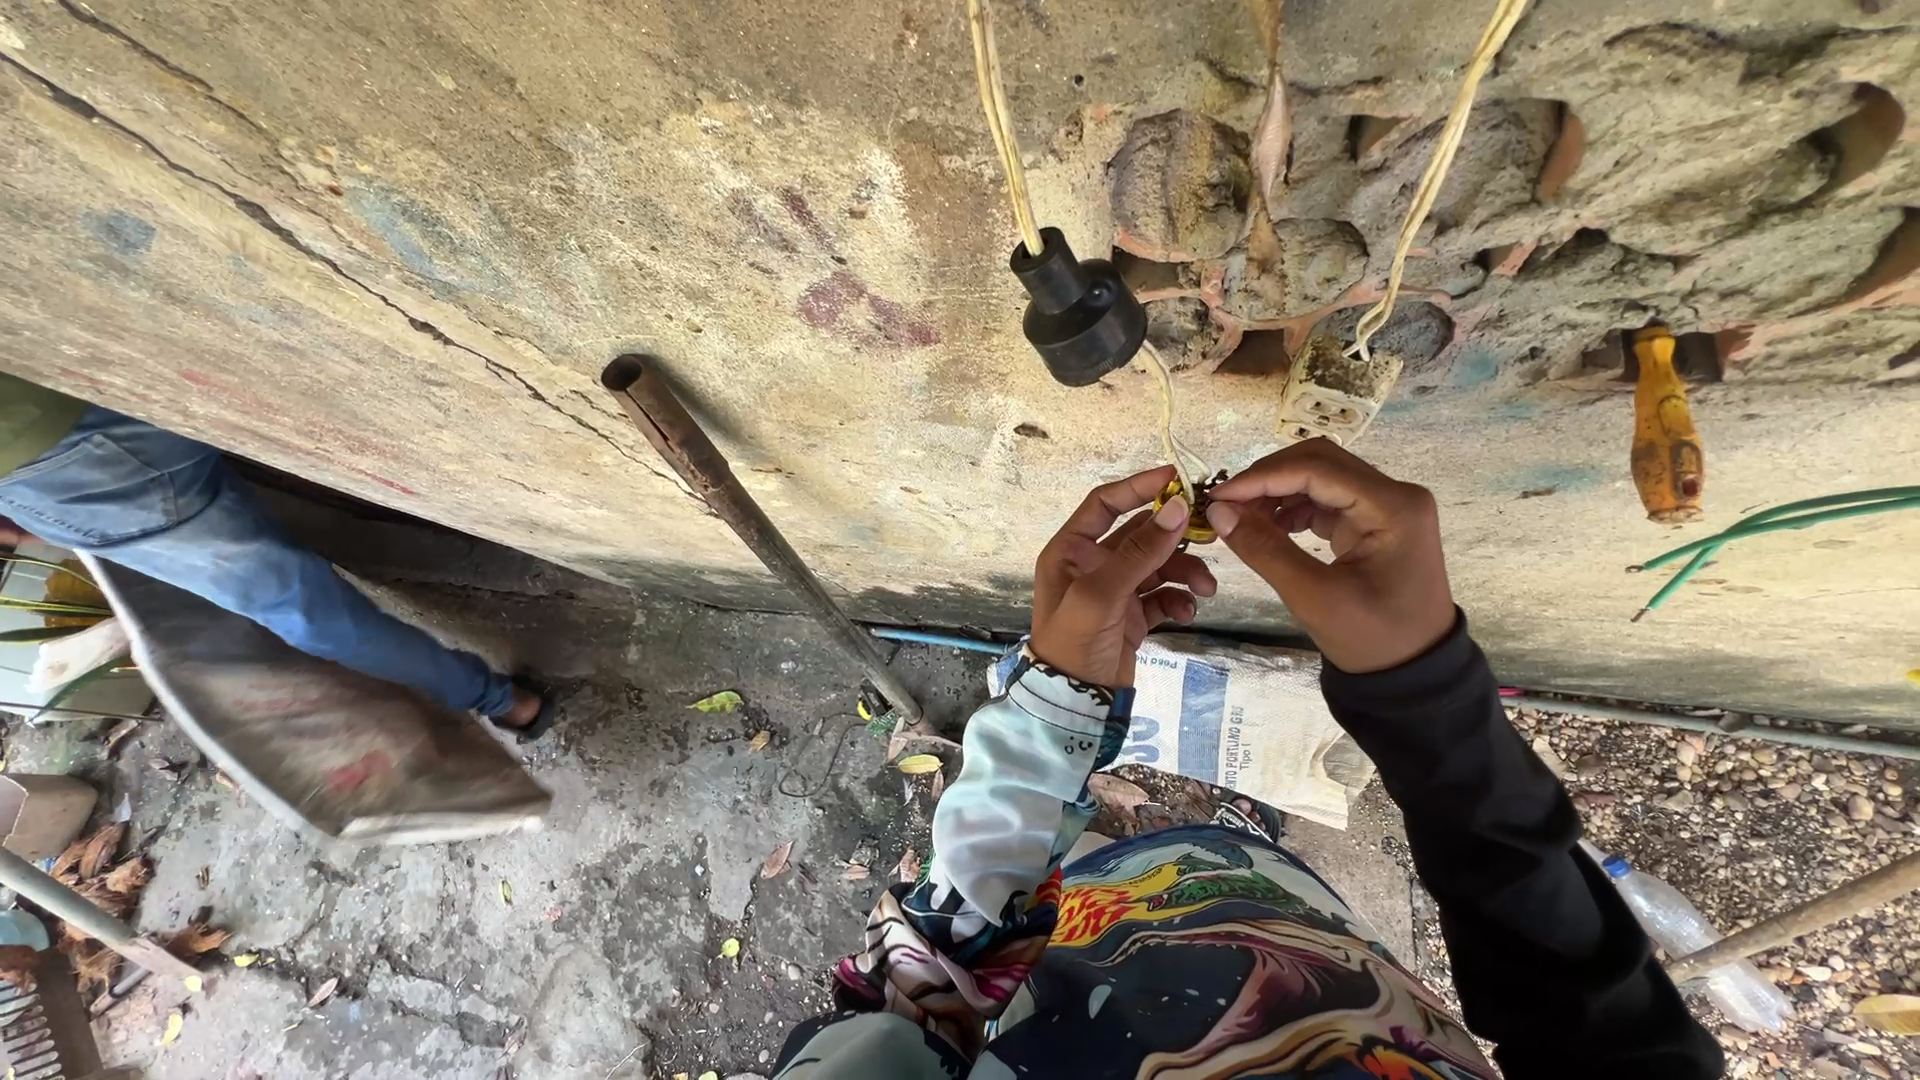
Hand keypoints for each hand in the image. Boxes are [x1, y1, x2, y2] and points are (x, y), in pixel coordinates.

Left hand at [1031, 465, 1218, 686]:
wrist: (1074, 704)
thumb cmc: (1074, 642)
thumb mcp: (1102, 593)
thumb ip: (1140, 551)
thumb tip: (1178, 508)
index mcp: (1070, 551)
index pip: (1104, 504)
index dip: (1138, 487)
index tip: (1176, 478)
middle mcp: (1090, 565)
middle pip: (1140, 534)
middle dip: (1174, 537)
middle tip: (1210, 536)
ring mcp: (1113, 591)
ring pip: (1157, 565)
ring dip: (1184, 571)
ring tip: (1205, 589)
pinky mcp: (1131, 616)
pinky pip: (1162, 595)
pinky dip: (1178, 599)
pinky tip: (1186, 611)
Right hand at [1203, 439, 1453, 673]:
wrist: (1412, 671)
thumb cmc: (1371, 638)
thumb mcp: (1313, 596)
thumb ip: (1264, 549)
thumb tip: (1217, 512)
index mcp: (1393, 506)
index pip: (1317, 468)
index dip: (1262, 478)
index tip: (1218, 497)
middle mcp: (1393, 494)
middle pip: (1319, 461)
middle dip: (1267, 479)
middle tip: (1225, 505)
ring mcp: (1384, 506)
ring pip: (1318, 476)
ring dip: (1275, 491)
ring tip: (1240, 517)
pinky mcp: (1371, 520)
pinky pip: (1323, 497)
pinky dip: (1289, 506)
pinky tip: (1265, 526)